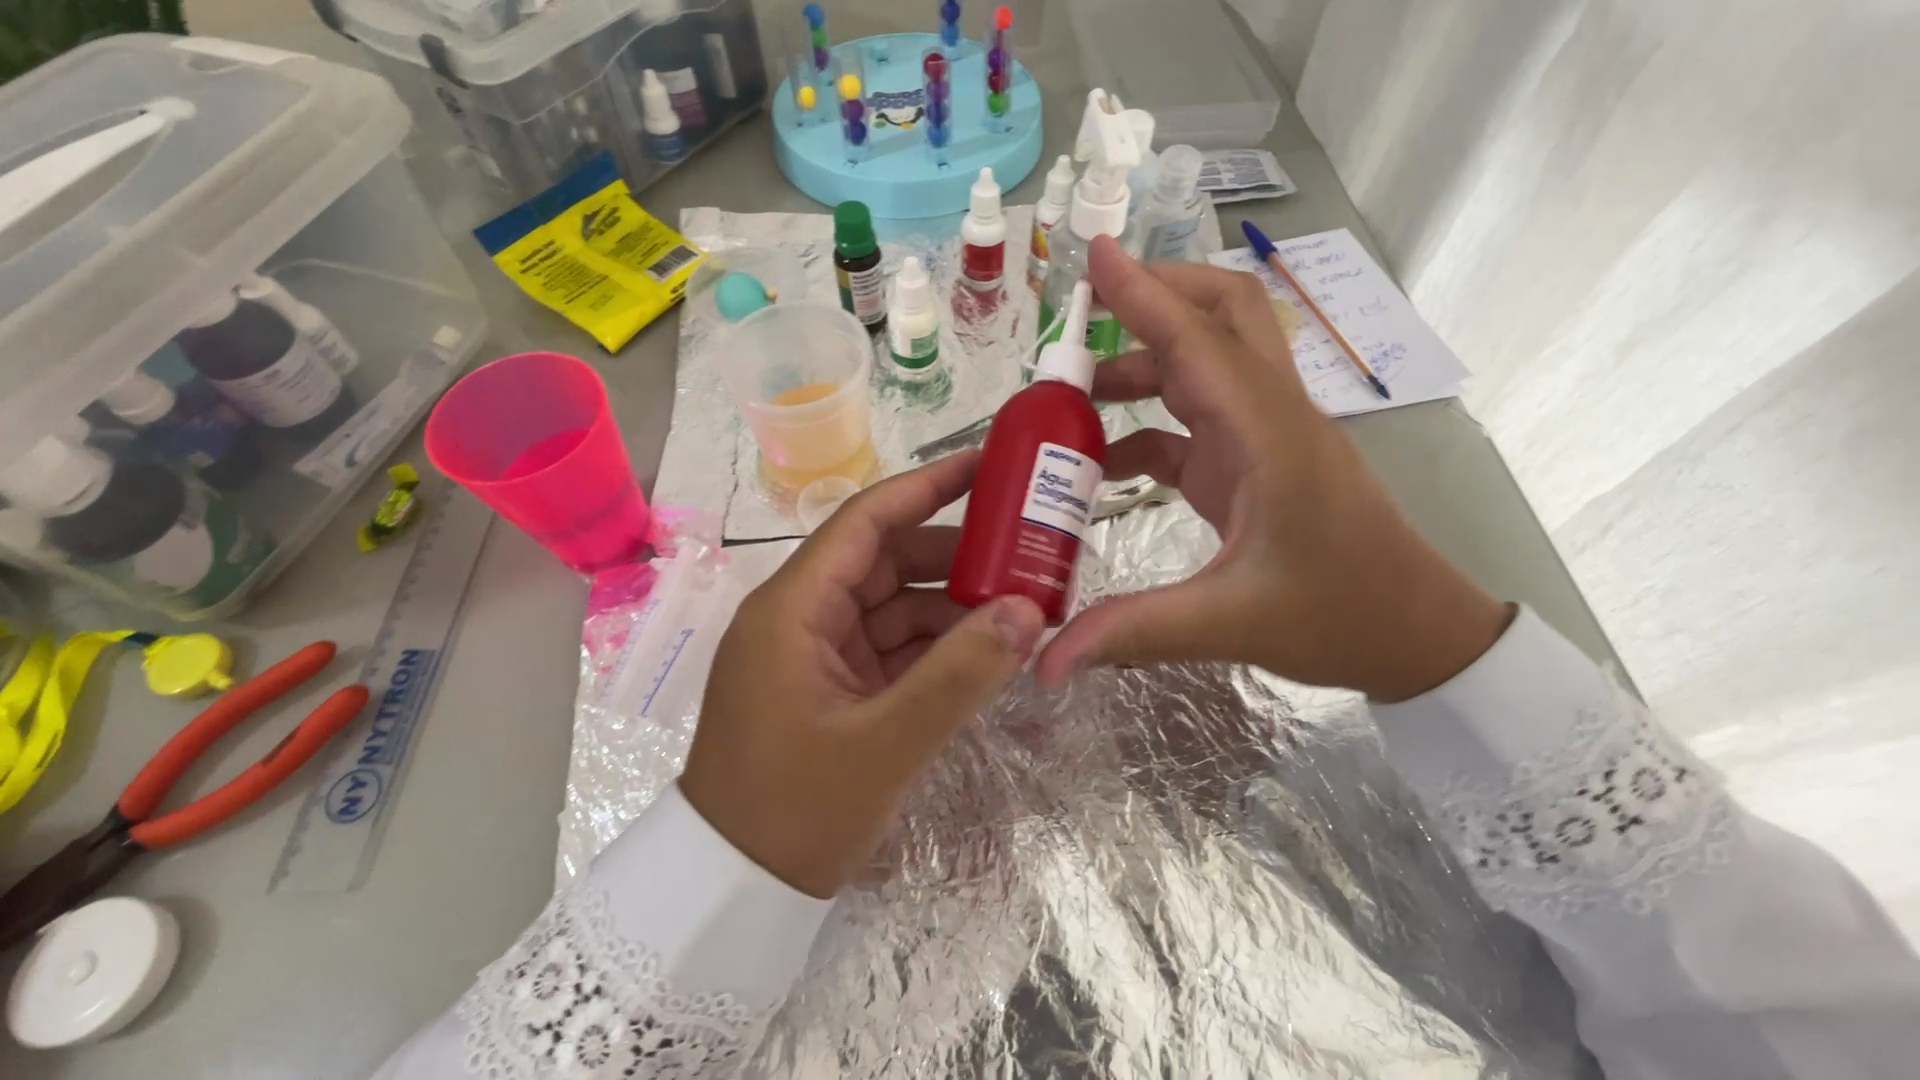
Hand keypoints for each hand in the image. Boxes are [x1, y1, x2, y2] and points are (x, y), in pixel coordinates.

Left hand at [680, 452, 1045, 898]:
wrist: (733, 886)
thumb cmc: (796, 810)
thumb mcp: (887, 742)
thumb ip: (961, 674)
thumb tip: (1028, 611)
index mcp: (793, 608)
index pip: (865, 522)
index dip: (927, 488)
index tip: (988, 466)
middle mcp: (800, 617)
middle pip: (885, 562)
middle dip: (956, 557)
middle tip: (1028, 554)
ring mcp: (814, 654)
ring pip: (892, 607)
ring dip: (951, 607)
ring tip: (1022, 607)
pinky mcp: (828, 688)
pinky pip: (889, 649)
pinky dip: (934, 648)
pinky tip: (986, 651)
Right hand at [1036, 236, 1511, 700]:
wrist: (1418, 635)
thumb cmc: (1342, 617)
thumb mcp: (1230, 625)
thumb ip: (1133, 632)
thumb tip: (1041, 660)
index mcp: (1270, 434)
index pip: (1199, 342)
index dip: (1143, 296)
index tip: (1094, 254)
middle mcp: (1269, 417)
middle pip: (1221, 317)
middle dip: (1155, 299)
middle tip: (1084, 314)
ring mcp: (1264, 438)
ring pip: (1204, 365)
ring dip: (1141, 364)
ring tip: (1069, 392)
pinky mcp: (1255, 466)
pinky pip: (1193, 422)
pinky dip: (1145, 424)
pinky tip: (1102, 459)